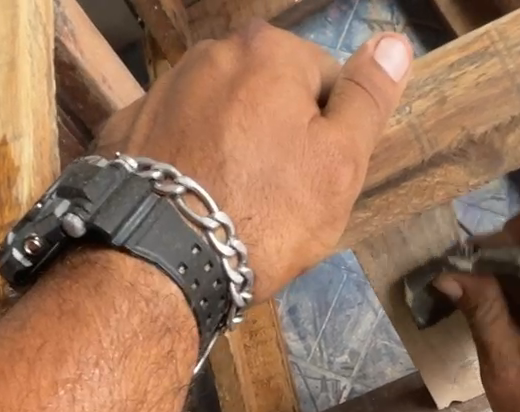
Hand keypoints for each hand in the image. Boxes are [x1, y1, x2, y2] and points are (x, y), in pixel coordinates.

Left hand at [97, 23, 412, 295]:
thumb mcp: (340, 163)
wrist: (167, 261)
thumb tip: (395, 42)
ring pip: (217, 118)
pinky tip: (189, 204)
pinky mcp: (124, 132)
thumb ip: (368, 100)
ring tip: (230, 208)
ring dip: (230, 151)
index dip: (328, 136)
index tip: (315, 182)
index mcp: (269, 51)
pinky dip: (184, 164)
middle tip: (275, 203)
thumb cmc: (269, 214)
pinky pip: (172, 142)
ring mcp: (160, 90)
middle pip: (265, 97)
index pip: (323, 81)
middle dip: (276, 139)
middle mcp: (209, 53)